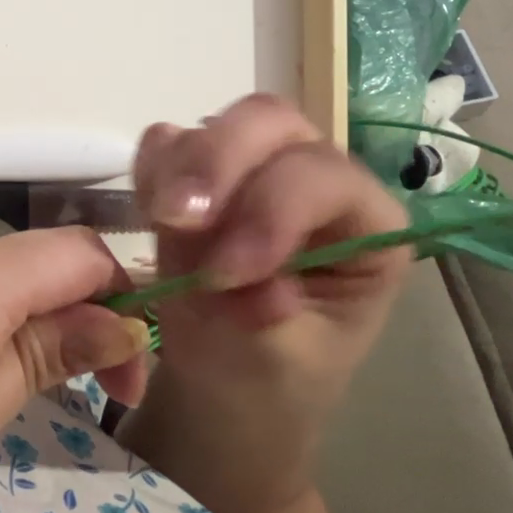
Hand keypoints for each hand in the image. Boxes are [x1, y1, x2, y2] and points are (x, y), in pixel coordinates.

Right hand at [134, 93, 410, 419]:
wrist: (219, 389)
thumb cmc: (266, 383)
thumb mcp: (274, 365)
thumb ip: (261, 315)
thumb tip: (240, 276)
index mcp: (364, 227)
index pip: (326, 179)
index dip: (273, 210)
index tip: (222, 272)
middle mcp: (314, 181)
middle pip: (272, 123)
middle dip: (219, 162)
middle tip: (172, 218)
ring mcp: (252, 169)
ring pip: (218, 125)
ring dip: (180, 168)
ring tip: (158, 223)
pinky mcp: (198, 174)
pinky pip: (168, 143)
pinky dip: (152, 168)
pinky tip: (148, 214)